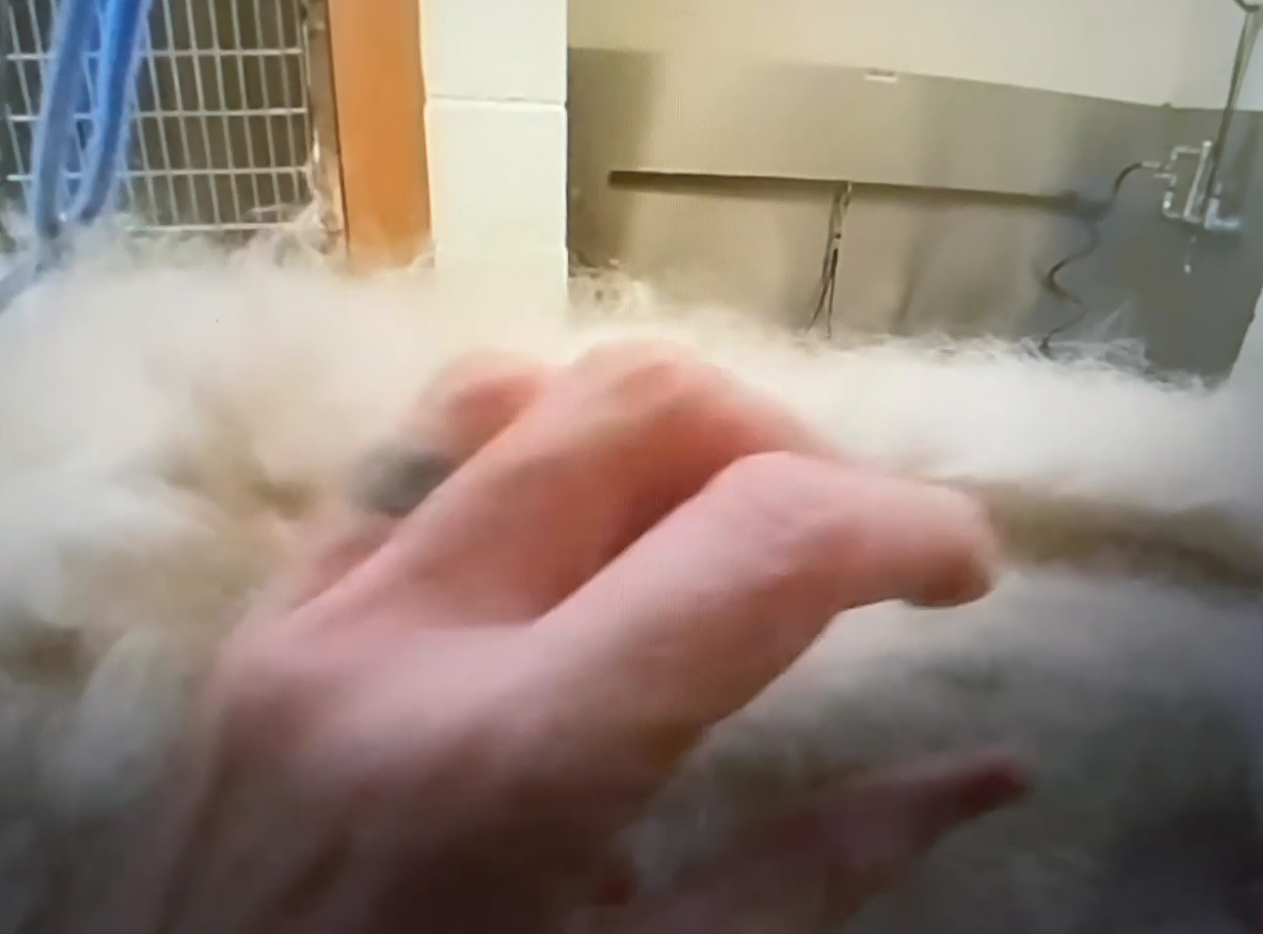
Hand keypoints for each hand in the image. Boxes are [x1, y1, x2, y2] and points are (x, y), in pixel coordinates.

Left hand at [81, 345, 1026, 933]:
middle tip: (835, 525)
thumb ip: (820, 875)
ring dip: (652, 423)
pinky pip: (417, 448)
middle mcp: (399, 636)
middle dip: (779, 436)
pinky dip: (538, 445)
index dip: (899, 525)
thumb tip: (990, 771)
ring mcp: (312, 599)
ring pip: (513, 388)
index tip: (963, 561)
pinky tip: (583, 518)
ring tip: (712, 505)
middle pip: (633, 401)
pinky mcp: (272, 600)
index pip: (753, 543)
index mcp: (507, 764)